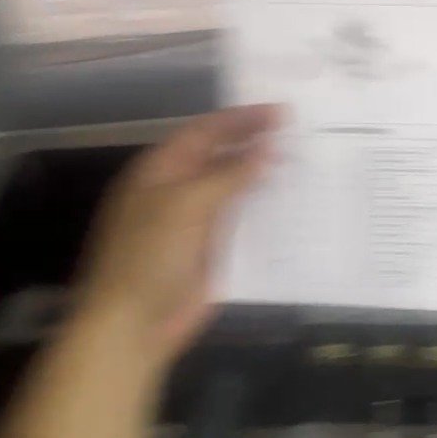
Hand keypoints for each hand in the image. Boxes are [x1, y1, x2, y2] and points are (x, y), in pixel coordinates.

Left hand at [76, 104, 279, 365]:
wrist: (132, 327)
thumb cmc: (149, 256)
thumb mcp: (187, 204)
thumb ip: (230, 173)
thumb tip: (268, 147)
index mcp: (161, 169)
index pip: (206, 131)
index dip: (242, 118)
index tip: (280, 111)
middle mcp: (179, 188)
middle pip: (222, 155)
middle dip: (256, 142)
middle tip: (299, 132)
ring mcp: (196, 219)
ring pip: (236, 186)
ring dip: (265, 174)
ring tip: (304, 160)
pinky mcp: (212, 249)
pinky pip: (243, 220)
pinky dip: (267, 209)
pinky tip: (295, 203)